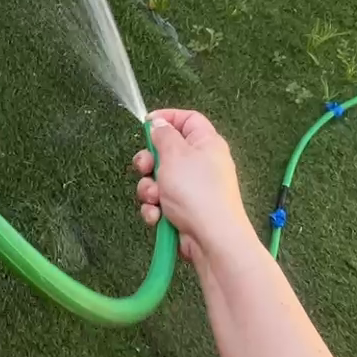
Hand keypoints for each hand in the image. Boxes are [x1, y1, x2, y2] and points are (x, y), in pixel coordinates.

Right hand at [133, 109, 256, 267]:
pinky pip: (160, 202)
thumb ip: (162, 134)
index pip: (187, 119)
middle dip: (149, 161)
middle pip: (166, 151)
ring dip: (149, 189)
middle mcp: (200, 163)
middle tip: (145, 167)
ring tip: (155, 198)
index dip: (166, 118)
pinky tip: (158, 216)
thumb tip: (158, 124)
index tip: (145, 124)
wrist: (211, 238)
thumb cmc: (196, 192)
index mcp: (206, 143)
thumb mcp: (175, 154)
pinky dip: (155, 209)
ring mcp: (192, 188)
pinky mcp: (183, 210)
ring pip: (158, 179)